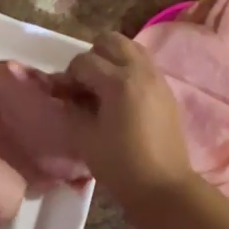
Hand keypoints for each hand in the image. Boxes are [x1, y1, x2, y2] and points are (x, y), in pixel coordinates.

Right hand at [63, 32, 197, 208]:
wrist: (164, 188)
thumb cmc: (121, 166)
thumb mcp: (85, 138)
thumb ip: (71, 108)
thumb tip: (62, 94)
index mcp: (118, 81)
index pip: (84, 61)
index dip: (68, 77)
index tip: (63, 96)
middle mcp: (141, 70)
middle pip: (110, 41)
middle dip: (92, 57)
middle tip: (85, 85)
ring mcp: (157, 77)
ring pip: (131, 47)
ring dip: (113, 59)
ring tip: (104, 87)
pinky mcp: (167, 89)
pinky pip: (145, 64)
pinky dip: (129, 69)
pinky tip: (122, 97)